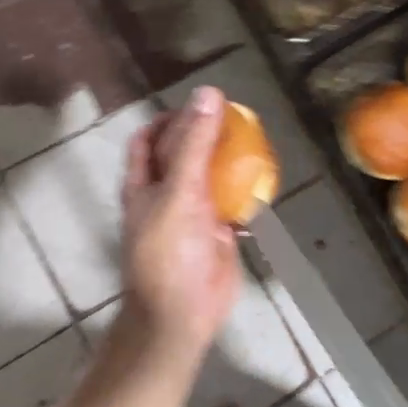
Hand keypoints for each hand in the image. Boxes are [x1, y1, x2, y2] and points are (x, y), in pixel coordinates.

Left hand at [120, 86, 243, 358]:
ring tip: (254, 139)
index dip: (170, 118)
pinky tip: (264, 175)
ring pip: (210, 175)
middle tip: (237, 118)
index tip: (200, 105)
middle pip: (184, 152)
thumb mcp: (179, 192)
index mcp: (144, 183)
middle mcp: (166, 194)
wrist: (183, 313)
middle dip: (206, 134)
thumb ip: (194, 144)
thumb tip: (209, 93)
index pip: (150, 138)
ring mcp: (193, 213)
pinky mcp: (218, 231)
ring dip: (229, 159)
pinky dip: (246, 188)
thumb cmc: (169, 253)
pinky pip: (232, 201)